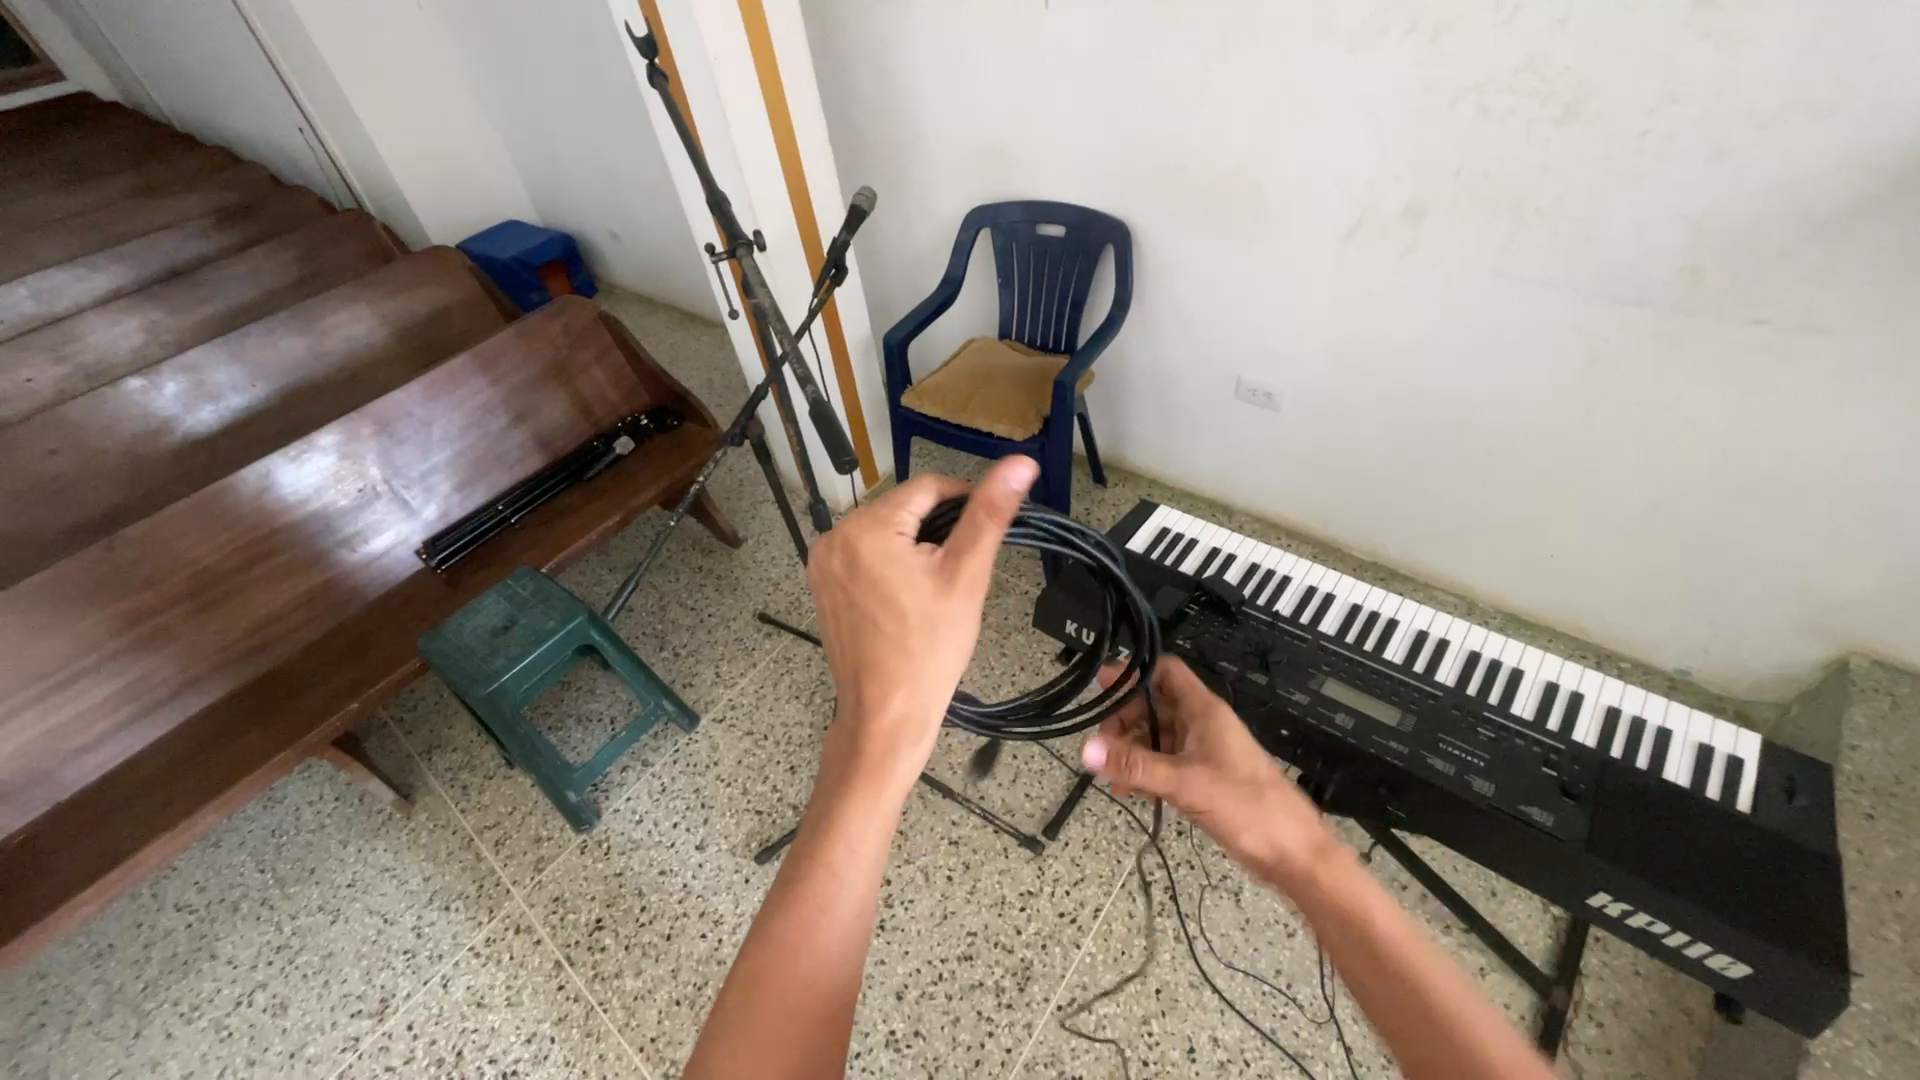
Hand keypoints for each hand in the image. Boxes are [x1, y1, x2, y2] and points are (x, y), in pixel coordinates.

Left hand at [808, 456, 1037, 796]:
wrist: (887, 713)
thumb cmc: (930, 648)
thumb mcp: (966, 576)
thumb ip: (990, 513)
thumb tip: (1020, 462)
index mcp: (867, 525)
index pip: (928, 487)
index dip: (964, 504)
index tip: (983, 537)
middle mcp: (835, 534)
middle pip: (903, 510)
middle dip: (936, 531)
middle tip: (957, 575)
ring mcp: (822, 561)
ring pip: (885, 531)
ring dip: (913, 548)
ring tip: (933, 590)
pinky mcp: (821, 584)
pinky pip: (864, 555)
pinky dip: (889, 564)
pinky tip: (906, 599)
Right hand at [1081, 657, 1341, 889]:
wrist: (1293, 854)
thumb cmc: (1247, 807)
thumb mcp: (1185, 783)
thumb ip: (1135, 766)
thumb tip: (1085, 750)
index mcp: (1204, 711)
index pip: (1165, 671)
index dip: (1134, 673)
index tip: (1101, 687)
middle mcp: (1202, 724)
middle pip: (1154, 704)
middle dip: (1124, 720)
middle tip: (1101, 744)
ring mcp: (1203, 752)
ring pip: (1157, 736)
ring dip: (1131, 750)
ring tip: (1110, 773)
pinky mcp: (1203, 778)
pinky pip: (1165, 763)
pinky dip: (1145, 771)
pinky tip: (1128, 790)